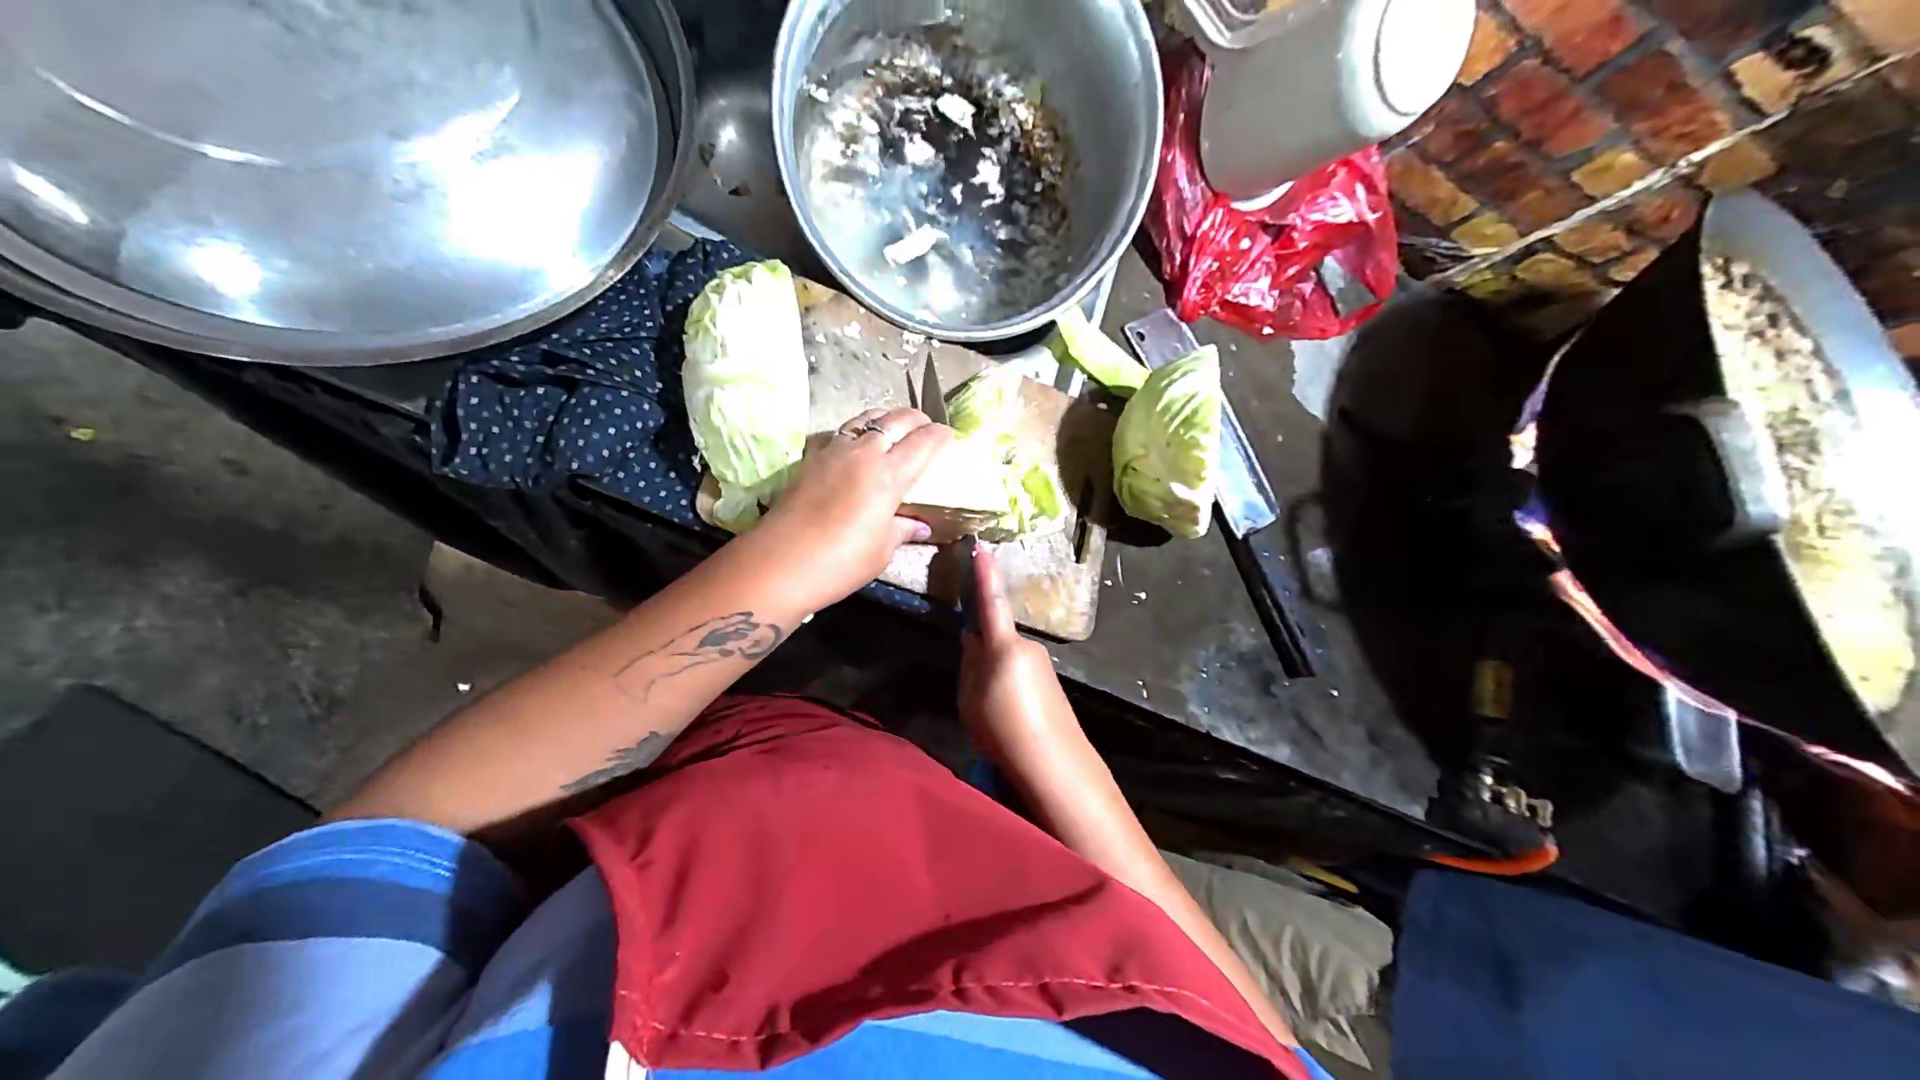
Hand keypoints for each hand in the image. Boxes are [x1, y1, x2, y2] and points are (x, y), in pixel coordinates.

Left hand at [755, 407, 952, 606]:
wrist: (780, 562)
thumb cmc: (841, 562)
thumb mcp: (881, 551)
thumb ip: (901, 529)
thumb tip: (917, 524)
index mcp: (889, 475)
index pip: (923, 443)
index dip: (940, 436)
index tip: (949, 435)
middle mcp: (863, 453)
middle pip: (895, 421)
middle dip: (916, 419)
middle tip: (926, 425)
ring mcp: (833, 451)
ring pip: (865, 419)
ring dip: (885, 418)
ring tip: (894, 425)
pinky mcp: (811, 458)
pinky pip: (840, 432)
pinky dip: (856, 430)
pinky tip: (856, 442)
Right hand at [959, 543, 1082, 763]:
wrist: (1054, 763)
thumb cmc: (1004, 727)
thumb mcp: (970, 698)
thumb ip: (969, 665)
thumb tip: (972, 641)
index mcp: (1005, 645)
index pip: (992, 602)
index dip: (985, 575)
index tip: (982, 548)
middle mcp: (1028, 647)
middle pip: (996, 641)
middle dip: (980, 655)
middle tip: (971, 691)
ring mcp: (1043, 666)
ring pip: (1007, 661)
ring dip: (994, 678)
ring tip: (989, 716)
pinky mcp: (1051, 685)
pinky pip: (1020, 677)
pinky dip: (1007, 690)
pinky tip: (1006, 720)